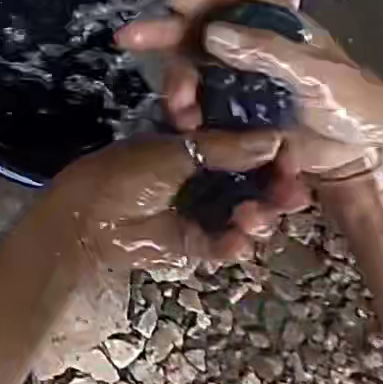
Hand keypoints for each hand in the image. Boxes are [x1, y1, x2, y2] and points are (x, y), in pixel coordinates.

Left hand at [45, 130, 299, 271]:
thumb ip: (224, 147)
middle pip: (254, 181)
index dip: (271, 150)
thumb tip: (275, 139)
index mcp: (196, 143)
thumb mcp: (174, 151)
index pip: (245, 144)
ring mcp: (201, 209)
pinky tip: (239, 240)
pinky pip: (226, 244)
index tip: (294, 154)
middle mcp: (204, 174)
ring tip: (256, 217)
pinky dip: (236, 243)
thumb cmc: (126, 172)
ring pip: (246, 213)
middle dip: (276, 187)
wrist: (88, 220)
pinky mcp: (195, 243)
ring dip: (260, 216)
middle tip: (292, 192)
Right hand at [114, 0, 382, 181]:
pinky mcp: (227, 110)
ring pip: (187, 66)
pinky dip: (183, 109)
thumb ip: (267, 52)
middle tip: (129, 38)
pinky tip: (185, 123)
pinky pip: (194, 102)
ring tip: (179, 108)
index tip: (173, 1)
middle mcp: (244, 44)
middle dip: (161, 32)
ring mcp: (233, 78)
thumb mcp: (319, 73)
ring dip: (174, 82)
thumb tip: (212, 34)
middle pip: (194, 27)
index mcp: (271, 22)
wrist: (363, 160)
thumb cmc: (355, 105)